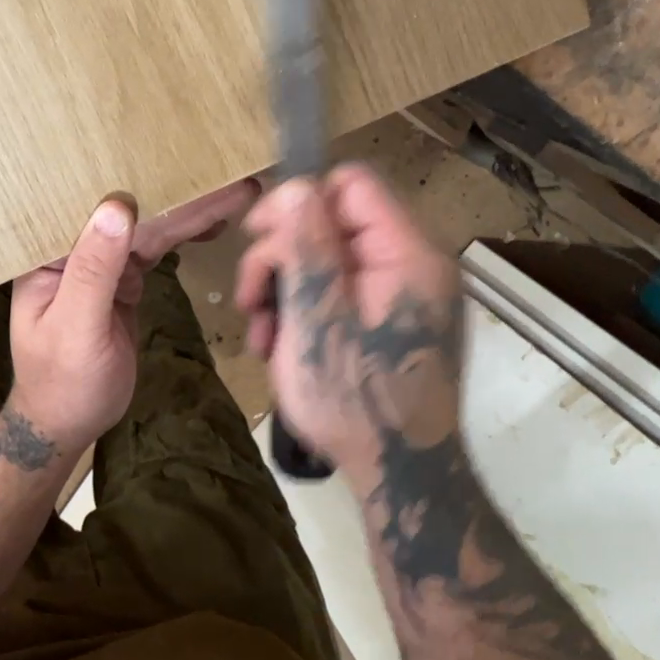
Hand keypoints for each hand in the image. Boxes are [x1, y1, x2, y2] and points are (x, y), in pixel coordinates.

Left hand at [11, 180, 257, 445]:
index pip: (91, 207)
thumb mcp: (76, 328)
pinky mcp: (122, 281)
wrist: (67, 423)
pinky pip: (154, 251)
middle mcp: (71, 250)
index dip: (135, 181)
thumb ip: (95, 271)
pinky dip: (183, 237)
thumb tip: (117, 207)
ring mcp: (99, 264)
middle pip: (127, 216)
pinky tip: (213, 221)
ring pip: (147, 231)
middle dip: (177, 196)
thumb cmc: (62, 383)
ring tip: (237, 188)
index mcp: (46, 255)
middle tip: (230, 173)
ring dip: (189, 212)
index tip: (180, 159)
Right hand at [234, 165, 462, 473]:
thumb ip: (308, 247)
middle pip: (330, 223)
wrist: (399, 474)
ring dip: (282, 291)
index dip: (297, 201)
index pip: (351, 185)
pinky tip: (280, 347)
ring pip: (325, 260)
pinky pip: (336, 293)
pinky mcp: (387, 322)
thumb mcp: (318, 317)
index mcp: (406, 254)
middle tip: (249, 301)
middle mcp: (409, 266)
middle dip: (280, 257)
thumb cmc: (355, 398)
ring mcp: (400, 296)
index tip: (257, 238)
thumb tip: (295, 187)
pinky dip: (301, 312)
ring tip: (262, 336)